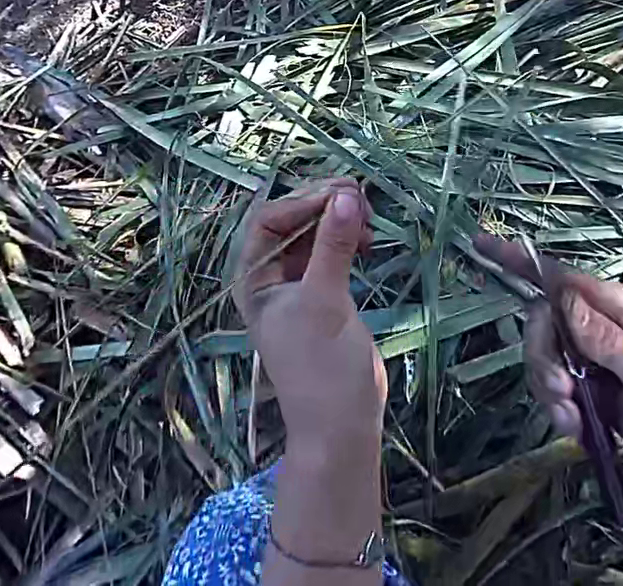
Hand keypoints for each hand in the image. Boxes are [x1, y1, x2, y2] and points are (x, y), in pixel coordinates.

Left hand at [232, 178, 385, 453]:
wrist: (344, 427)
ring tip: (368, 218)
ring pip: (315, 232)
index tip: (339, 196)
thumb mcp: (325, 301)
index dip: (301, 202)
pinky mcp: (325, 291)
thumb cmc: (321, 368)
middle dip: (323, 205)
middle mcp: (272, 276)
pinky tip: (368, 238)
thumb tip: (346, 197)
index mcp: (254, 278)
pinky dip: (349, 238)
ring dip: (339, 218)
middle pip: (292, 221)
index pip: (269, 220)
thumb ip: (333, 247)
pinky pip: (333, 249)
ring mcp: (300, 283)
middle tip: (359, 197)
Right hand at [475, 234, 622, 488]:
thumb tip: (560, 297)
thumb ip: (601, 335)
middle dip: (542, 357)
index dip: (518, 260)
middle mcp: (597, 328)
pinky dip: (559, 412)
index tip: (481, 244)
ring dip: (550, 389)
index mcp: (614, 308)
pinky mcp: (593, 395)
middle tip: (562, 388)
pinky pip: (557, 392)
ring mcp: (593, 362)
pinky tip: (578, 431)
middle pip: (542, 324)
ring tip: (573, 418)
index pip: (558, 277)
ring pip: (545, 360)